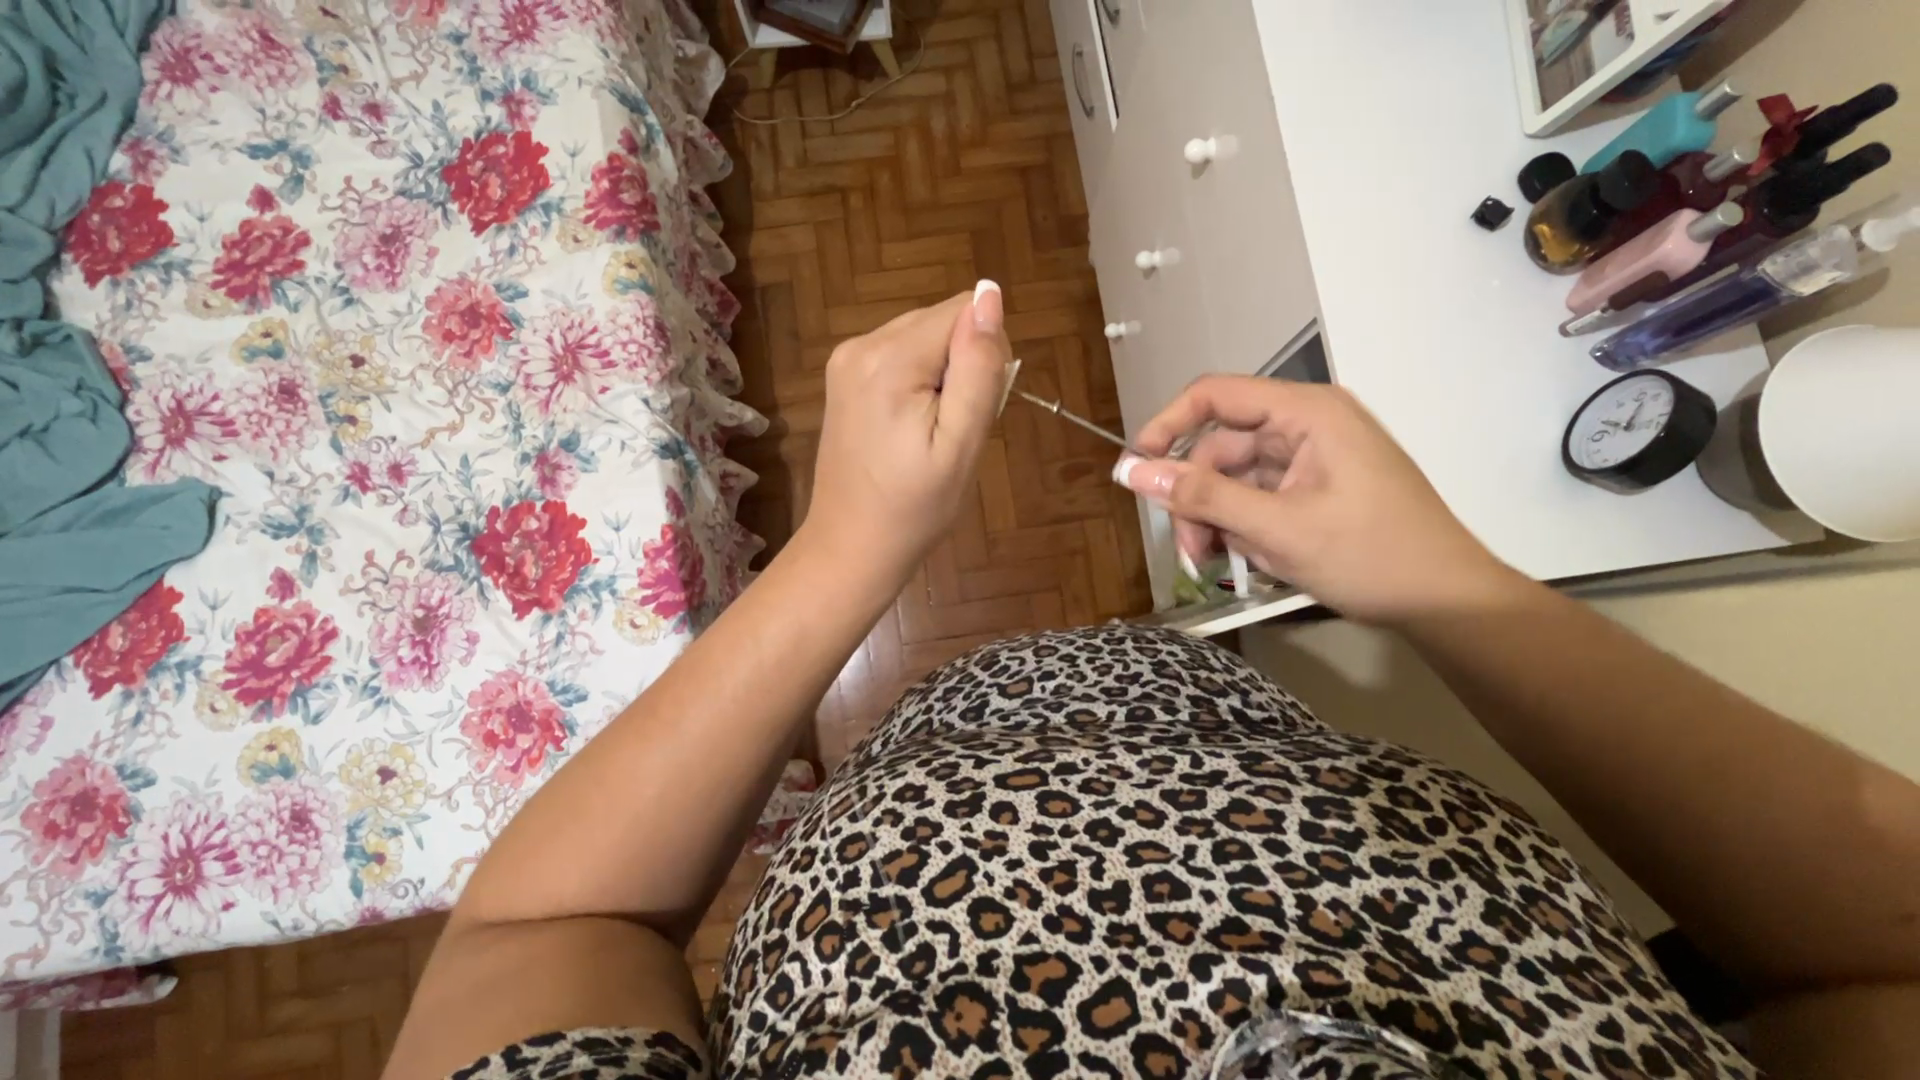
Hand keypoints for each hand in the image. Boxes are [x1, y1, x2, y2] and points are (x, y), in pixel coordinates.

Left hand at [801, 283, 1010, 576]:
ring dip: (942, 374)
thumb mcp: (962, 443)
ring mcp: (846, 359)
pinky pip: (901, 354)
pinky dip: (919, 381)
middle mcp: (861, 344)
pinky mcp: (844, 376)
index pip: (963, 311)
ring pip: (923, 337)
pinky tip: (913, 427)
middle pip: (941, 320)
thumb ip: (979, 367)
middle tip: (954, 429)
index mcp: (889, 359)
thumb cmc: (915, 508)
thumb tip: (989, 294)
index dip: (986, 354)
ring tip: (933, 432)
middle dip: (963, 365)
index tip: (976, 408)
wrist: (852, 547)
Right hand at [1115, 377, 1527, 625]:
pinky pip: (1258, 498)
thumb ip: (1201, 496)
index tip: (1135, 471)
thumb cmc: (1371, 556)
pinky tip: (1247, 560)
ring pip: (1235, 479)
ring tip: (1217, 564)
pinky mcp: (1314, 489)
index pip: (1214, 396)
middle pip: (1221, 448)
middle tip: (1189, 553)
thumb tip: (1130, 471)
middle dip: (1196, 498)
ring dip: (1216, 519)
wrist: (1445, 601)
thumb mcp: (1277, 529)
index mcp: (1306, 412)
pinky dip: (1242, 527)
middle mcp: (1305, 425)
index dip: (1167, 427)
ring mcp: (1312, 458)